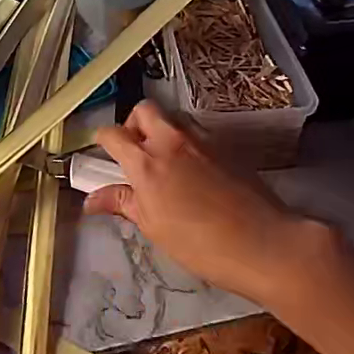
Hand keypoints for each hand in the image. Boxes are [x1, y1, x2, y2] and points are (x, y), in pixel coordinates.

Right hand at [86, 101, 335, 304]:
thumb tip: (93, 199)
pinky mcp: (226, 143)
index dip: (102, 141)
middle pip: (144, 109)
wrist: (261, 240)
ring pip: (172, 115)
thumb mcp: (154, 227)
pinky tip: (192, 168)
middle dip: (133, 124)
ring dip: (162, 128)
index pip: (113, 134)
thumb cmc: (200, 244)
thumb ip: (124, 203)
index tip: (102, 152)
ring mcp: (202, 139)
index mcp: (147, 163)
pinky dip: (186, 139)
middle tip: (135, 152)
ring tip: (164, 159)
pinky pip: (197, 130)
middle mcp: (172, 141)